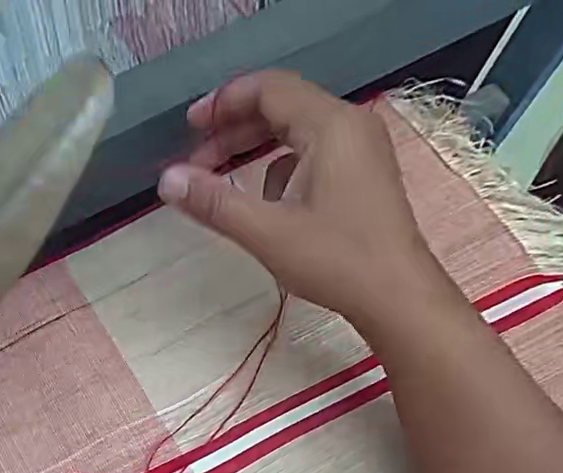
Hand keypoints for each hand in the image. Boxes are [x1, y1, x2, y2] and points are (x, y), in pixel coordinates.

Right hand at [157, 71, 434, 319]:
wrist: (395, 293)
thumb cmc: (335, 260)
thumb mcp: (267, 233)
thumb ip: (215, 202)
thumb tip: (168, 180)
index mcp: (329, 126)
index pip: (268, 89)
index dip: (223, 103)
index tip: (189, 127)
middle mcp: (348, 125)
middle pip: (281, 107)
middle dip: (234, 130)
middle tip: (196, 160)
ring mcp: (359, 148)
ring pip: (295, 132)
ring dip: (255, 151)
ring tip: (224, 184)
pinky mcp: (361, 173)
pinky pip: (311, 154)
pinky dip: (280, 168)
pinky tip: (268, 204)